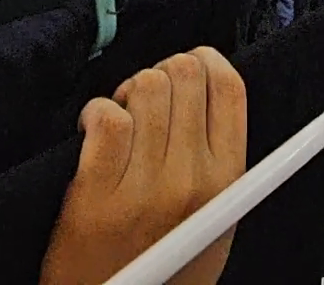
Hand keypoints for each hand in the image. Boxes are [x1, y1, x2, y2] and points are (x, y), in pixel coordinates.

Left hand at [39, 47, 246, 284]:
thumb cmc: (164, 270)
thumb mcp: (215, 220)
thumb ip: (220, 159)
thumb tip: (211, 88)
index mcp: (228, 181)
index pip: (230, 88)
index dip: (207, 60)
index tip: (192, 64)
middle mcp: (193, 180)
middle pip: (185, 74)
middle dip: (162, 72)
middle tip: (149, 97)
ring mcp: (146, 187)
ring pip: (146, 86)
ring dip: (129, 91)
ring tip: (123, 116)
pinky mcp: (98, 194)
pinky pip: (107, 117)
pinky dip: (95, 111)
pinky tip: (93, 128)